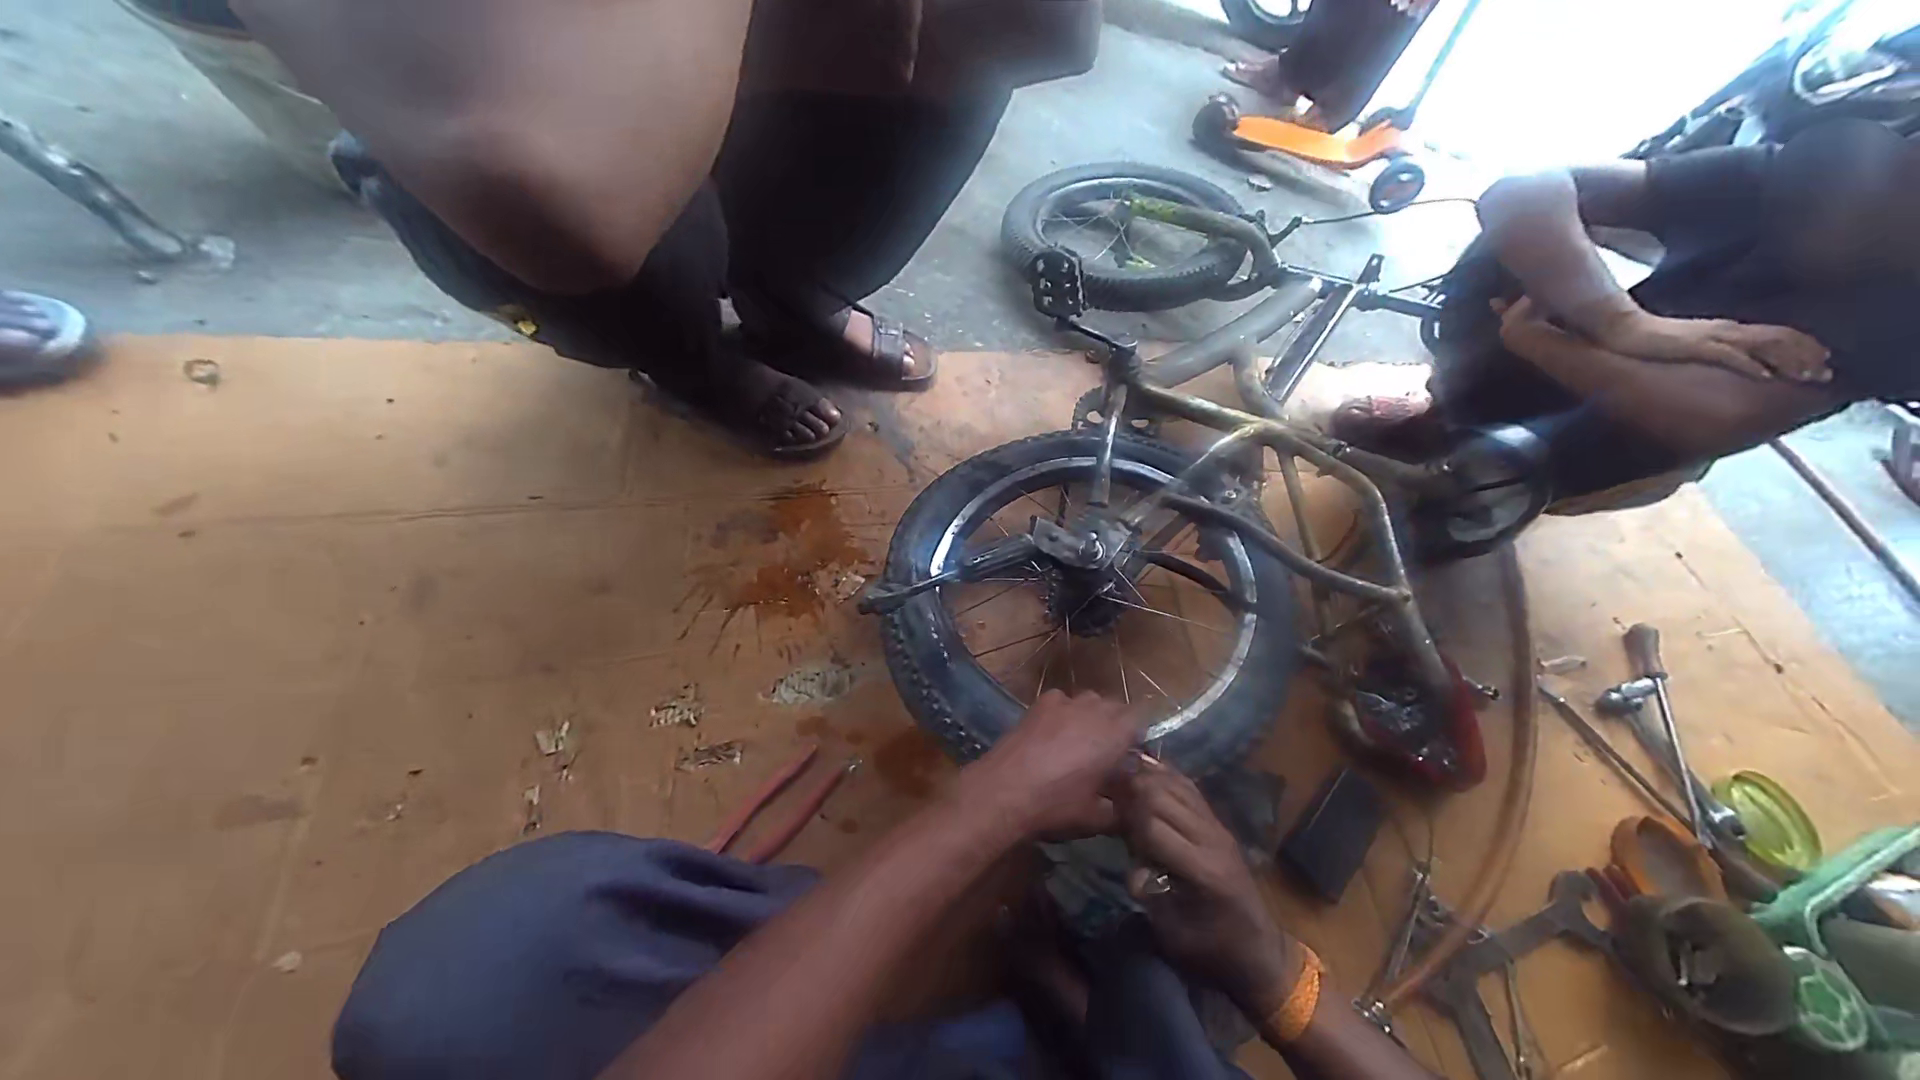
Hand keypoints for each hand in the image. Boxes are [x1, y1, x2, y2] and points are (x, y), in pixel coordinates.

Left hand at [955, 690, 1141, 838]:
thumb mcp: (1096, 817)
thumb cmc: (1056, 804)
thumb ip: (1120, 811)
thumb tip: (1130, 809)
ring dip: (1091, 715)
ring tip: (1081, 741)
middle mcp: (1093, 710)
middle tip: (1109, 751)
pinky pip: (1061, 700)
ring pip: (1089, 700)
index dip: (1139, 733)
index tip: (1134, 752)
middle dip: (1117, 724)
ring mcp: (1064, 703)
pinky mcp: (1039, 704)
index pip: (1141, 717)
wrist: (1004, 789)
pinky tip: (1054, 731)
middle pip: (1115, 706)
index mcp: (1114, 734)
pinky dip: (1064, 711)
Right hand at [1120, 757, 1296, 1017]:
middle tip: (1104, 792)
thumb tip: (1131, 870)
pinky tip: (1142, 766)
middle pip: (1161, 795)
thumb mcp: (1173, 936)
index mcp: (1202, 870)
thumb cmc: (1211, 951)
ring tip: (1118, 777)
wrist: (1259, 952)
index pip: (1152, 826)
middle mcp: (1211, 838)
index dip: (1123, 817)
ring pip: (1174, 783)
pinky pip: (1187, 786)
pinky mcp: (1218, 822)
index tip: (1101, 813)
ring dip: (1144, 776)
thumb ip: (1149, 896)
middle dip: (1128, 790)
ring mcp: (1217, 826)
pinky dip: (1163, 773)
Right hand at [1574, 299, 1830, 382]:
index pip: (1775, 334)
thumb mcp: (1681, 341)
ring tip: (1808, 375)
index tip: (1820, 360)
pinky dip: (1751, 365)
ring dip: (1790, 361)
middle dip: (1807, 354)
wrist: (1618, 328)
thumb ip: (1704, 345)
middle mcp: (1726, 329)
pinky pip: (1730, 356)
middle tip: (1826, 372)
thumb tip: (1721, 355)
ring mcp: (1711, 337)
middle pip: (1780, 338)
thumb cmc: (1643, 336)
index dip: (1802, 345)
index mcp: (1724, 328)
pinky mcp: (1694, 346)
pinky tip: (1765, 376)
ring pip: (1764, 346)